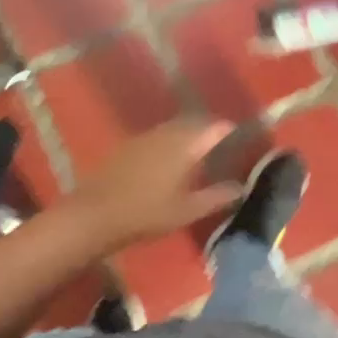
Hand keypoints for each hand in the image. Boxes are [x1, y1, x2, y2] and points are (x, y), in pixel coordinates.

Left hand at [64, 119, 244, 247]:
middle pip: (193, 122)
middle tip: (221, 143)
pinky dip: (170, 139)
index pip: (213, 128)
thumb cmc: (147, 214)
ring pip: (174, 127)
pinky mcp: (129, 144)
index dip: (227, 129)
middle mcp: (166, 133)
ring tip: (198, 150)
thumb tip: (240, 187)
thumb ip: (215, 197)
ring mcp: (145, 136)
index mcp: (184, 146)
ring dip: (188, 133)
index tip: (239, 136)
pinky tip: (169, 157)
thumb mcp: (187, 211)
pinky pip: (158, 134)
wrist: (97, 213)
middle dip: (208, 129)